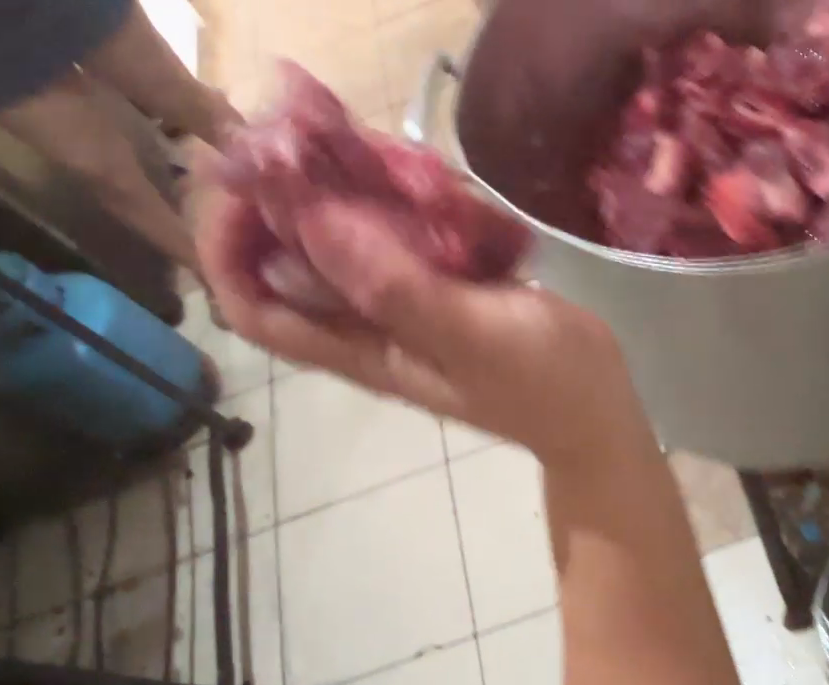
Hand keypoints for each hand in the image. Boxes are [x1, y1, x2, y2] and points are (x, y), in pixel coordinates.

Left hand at [195, 180, 654, 469]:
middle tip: (309, 132)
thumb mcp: (475, 337)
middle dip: (285, 193)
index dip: (229, 245)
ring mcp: (406, 305)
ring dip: (341, 183)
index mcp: (363, 351)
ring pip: (342, 237)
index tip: (251, 180)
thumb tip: (311, 219)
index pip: (254, 306)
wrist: (599, 410)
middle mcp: (369, 326)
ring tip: (363, 137)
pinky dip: (396, 195)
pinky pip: (396, 233)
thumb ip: (396, 287)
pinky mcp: (441, 286)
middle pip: (288, 259)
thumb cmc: (545, 382)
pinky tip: (423, 173)